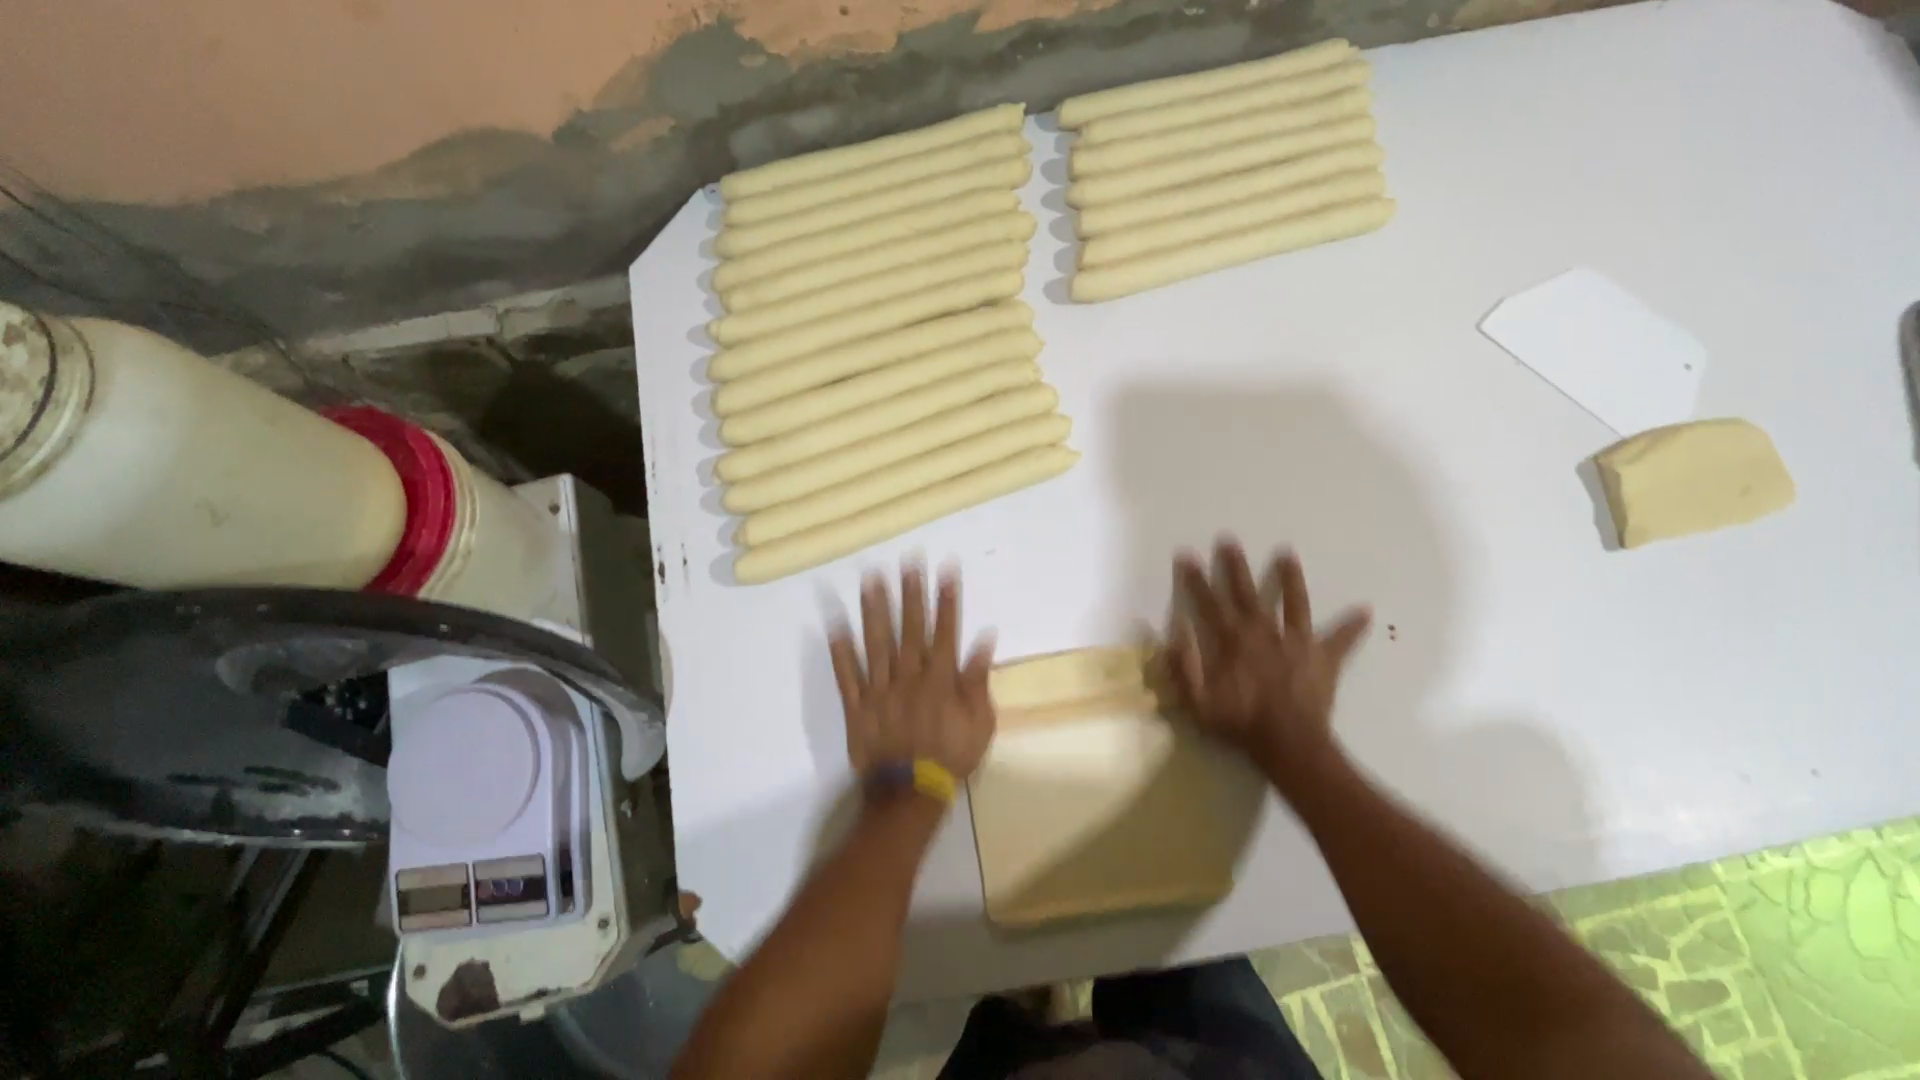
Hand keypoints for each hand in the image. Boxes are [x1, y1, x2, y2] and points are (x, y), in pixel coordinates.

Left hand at [829, 563, 997, 782]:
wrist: (910, 793)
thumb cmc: (950, 758)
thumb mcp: (980, 724)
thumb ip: (978, 680)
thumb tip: (985, 640)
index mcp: (940, 680)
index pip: (945, 631)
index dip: (946, 599)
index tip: (945, 569)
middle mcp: (908, 676)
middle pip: (910, 628)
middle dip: (910, 592)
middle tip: (907, 560)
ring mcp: (880, 689)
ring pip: (876, 642)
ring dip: (874, 608)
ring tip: (871, 578)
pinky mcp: (857, 705)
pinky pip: (847, 675)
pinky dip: (840, 650)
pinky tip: (834, 624)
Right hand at [1165, 538, 1370, 790]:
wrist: (1289, 744)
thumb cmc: (1240, 724)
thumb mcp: (1198, 701)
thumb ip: (1184, 664)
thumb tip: (1175, 628)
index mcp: (1232, 641)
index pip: (1209, 603)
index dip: (1196, 579)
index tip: (1187, 555)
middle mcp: (1263, 633)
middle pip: (1247, 593)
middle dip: (1235, 566)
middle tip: (1229, 540)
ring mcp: (1296, 643)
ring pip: (1293, 603)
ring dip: (1290, 578)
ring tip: (1287, 554)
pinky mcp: (1322, 658)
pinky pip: (1340, 640)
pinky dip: (1352, 627)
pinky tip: (1366, 611)